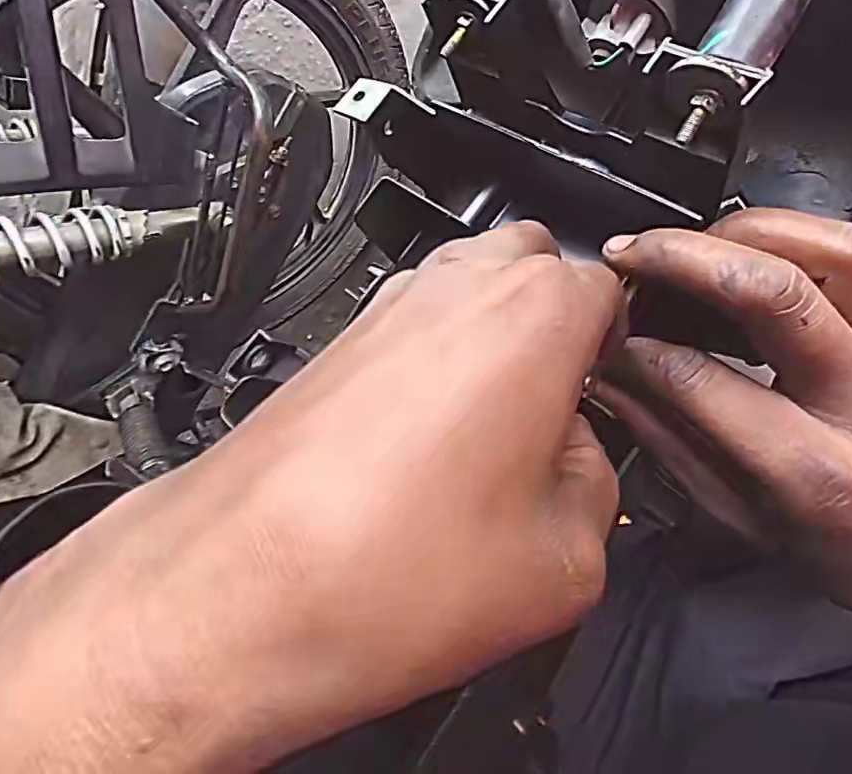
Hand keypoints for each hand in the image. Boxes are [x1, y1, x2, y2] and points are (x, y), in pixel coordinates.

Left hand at [0, 222, 622, 773]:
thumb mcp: (564, 559)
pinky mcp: (346, 333)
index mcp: (533, 317)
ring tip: (496, 418)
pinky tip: (434, 429)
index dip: (617, 338)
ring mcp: (394, 302)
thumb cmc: (380, 568)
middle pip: (538, 262)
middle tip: (560, 393)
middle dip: (560, 313)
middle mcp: (459, 288)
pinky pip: (419, 314)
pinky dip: (442, 347)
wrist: (234, 589)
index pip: (606, 288)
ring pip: (474, 278)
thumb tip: (579, 455)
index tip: (610, 381)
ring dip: (499, 326)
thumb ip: (599, 481)